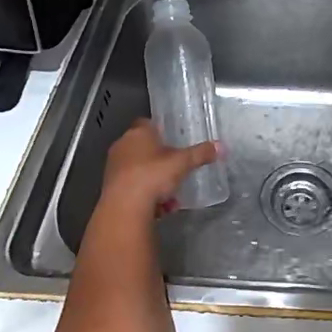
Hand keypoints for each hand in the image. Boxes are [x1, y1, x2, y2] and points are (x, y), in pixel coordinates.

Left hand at [101, 118, 221, 214]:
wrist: (125, 207)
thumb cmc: (153, 175)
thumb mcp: (183, 163)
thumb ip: (201, 154)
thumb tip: (221, 146)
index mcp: (138, 133)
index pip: (147, 123)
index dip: (161, 130)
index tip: (173, 140)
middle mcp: (122, 146)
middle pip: (144, 148)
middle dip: (160, 161)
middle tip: (176, 170)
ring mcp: (114, 167)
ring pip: (139, 171)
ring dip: (155, 182)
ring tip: (171, 196)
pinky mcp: (111, 188)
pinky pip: (134, 188)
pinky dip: (146, 196)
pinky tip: (160, 208)